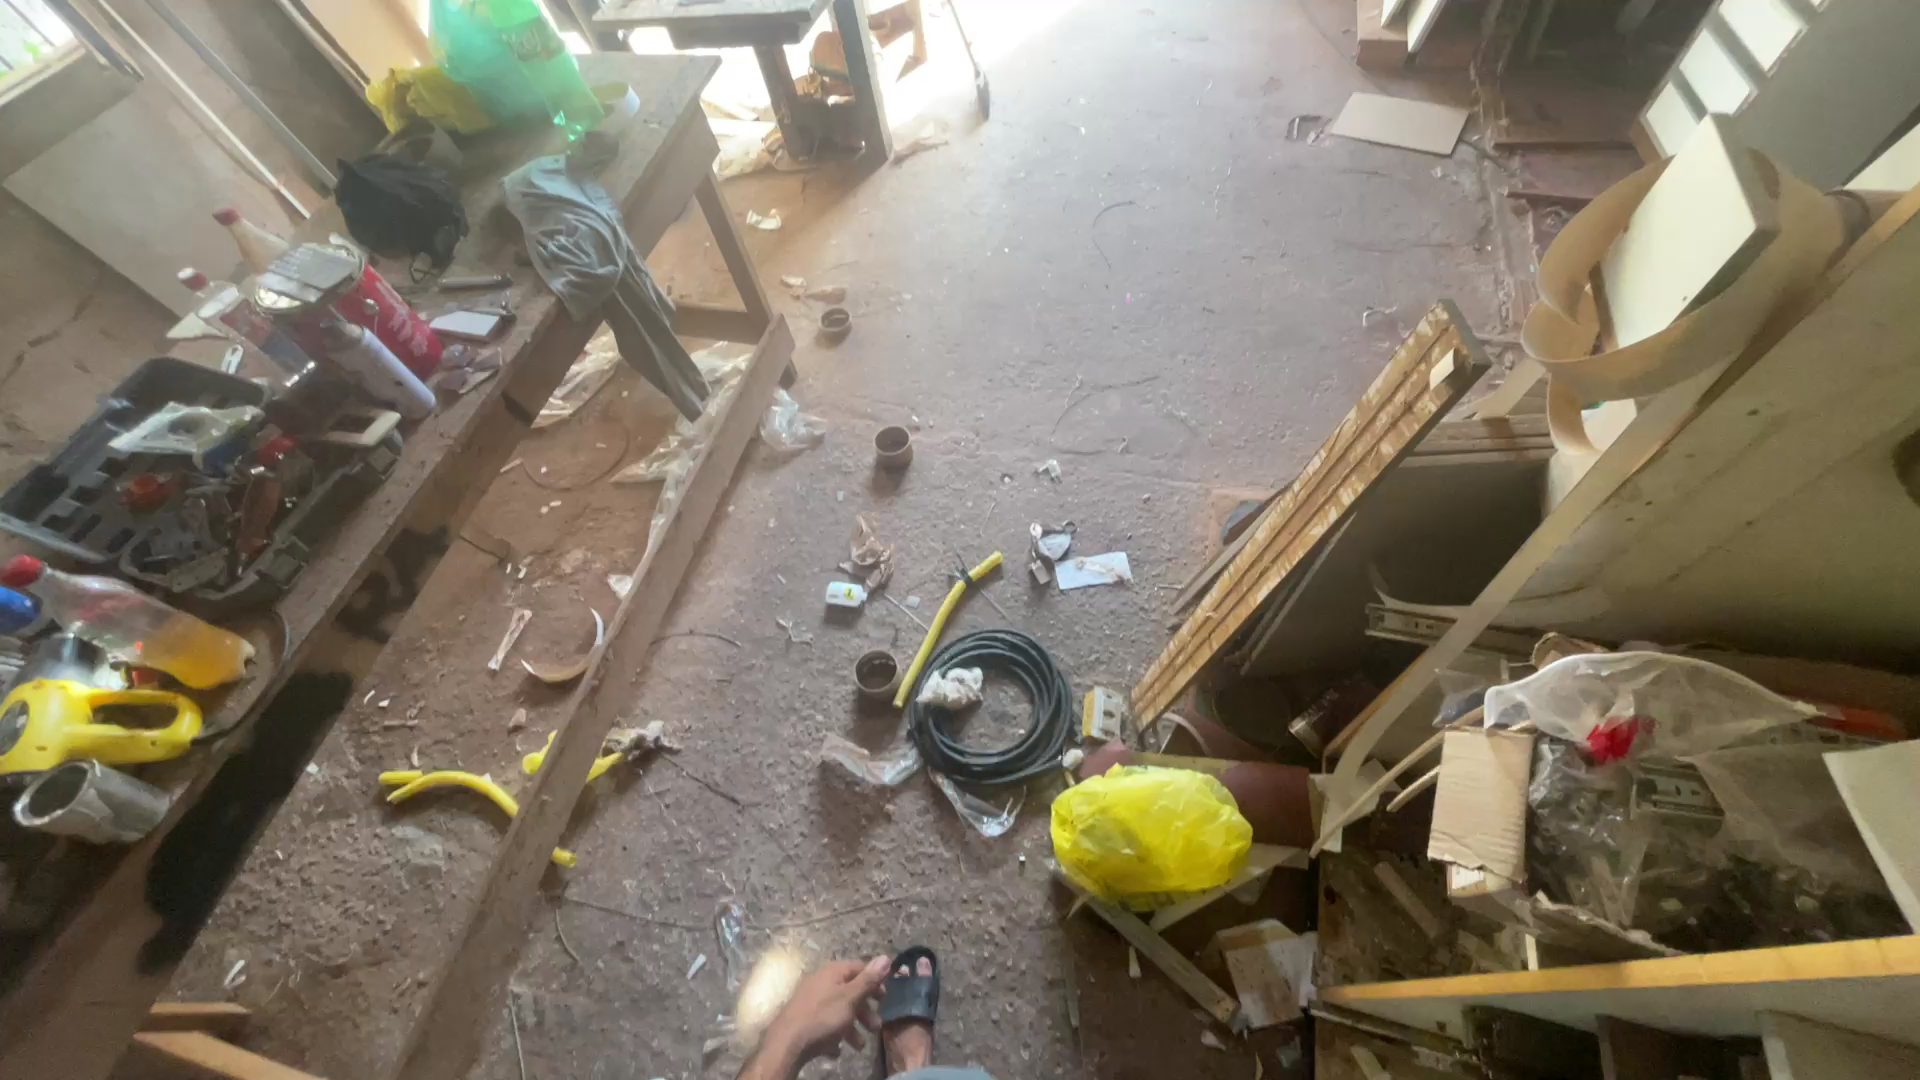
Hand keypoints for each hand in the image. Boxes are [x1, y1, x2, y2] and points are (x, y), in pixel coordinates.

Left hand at [757, 956, 888, 1070]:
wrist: (786, 1043)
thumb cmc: (823, 1017)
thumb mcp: (850, 998)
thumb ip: (868, 979)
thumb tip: (886, 957)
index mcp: (833, 972)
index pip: (859, 967)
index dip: (874, 981)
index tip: (885, 998)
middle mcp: (821, 981)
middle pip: (849, 991)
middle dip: (864, 1010)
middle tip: (875, 1026)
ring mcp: (810, 1000)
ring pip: (837, 1010)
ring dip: (851, 1026)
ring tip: (859, 1046)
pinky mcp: (802, 1019)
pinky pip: (824, 1024)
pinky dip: (833, 1035)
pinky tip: (837, 1049)